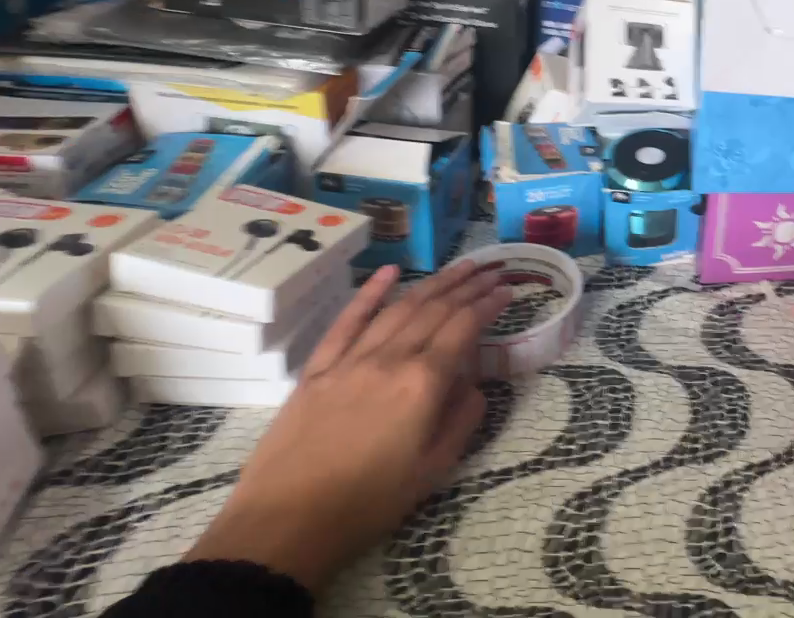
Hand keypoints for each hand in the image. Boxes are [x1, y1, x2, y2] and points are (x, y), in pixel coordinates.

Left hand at [185, 258, 510, 591]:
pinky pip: (346, 322)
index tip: (508, 290)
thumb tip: (471, 383)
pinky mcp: (317, 371)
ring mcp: (350, 361)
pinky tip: (389, 271)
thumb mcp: (436, 466)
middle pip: (435, 309)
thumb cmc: (370, 501)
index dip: (489, 304)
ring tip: (459, 267)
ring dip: (434, 282)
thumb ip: (463, 417)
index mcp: (424, 382)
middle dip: (468, 285)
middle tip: (492, 269)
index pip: (465, 326)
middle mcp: (390, 359)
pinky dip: (369, 293)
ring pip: (399, 308)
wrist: (284, 526)